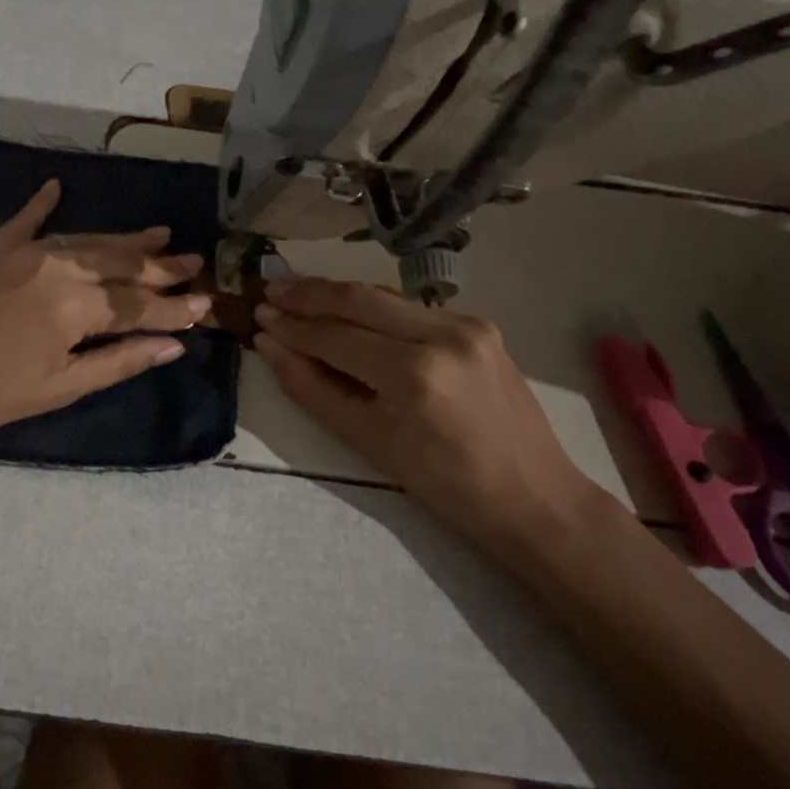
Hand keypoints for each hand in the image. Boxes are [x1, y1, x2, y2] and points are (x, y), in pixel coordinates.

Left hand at [0, 180, 210, 462]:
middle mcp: (54, 266)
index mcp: (74, 305)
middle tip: (193, 262)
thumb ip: (117, 361)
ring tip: (156, 235)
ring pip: (82, 240)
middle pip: (117, 263)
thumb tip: (171, 346)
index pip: (138, 303)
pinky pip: (22, 220)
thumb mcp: (56, 388)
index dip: (174, 307)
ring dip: (120, 240)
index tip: (207, 305)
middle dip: (158, 266)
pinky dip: (42, 205)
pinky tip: (57, 188)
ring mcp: (18, 251)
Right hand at [252, 276, 594, 545]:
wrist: (533, 497)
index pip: (335, 335)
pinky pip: (412, 308)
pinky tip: (350, 313)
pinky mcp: (481, 326)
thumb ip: (312, 388)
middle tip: (270, 290)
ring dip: (339, 295)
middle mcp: (442, 334)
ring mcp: (467, 324)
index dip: (291, 325)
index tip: (256, 316)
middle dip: (308, 293)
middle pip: (359, 297)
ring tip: (298, 295)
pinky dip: (374, 307)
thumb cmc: (444, 484)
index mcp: (413, 372)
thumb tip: (270, 346)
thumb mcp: (367, 440)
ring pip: (385, 295)